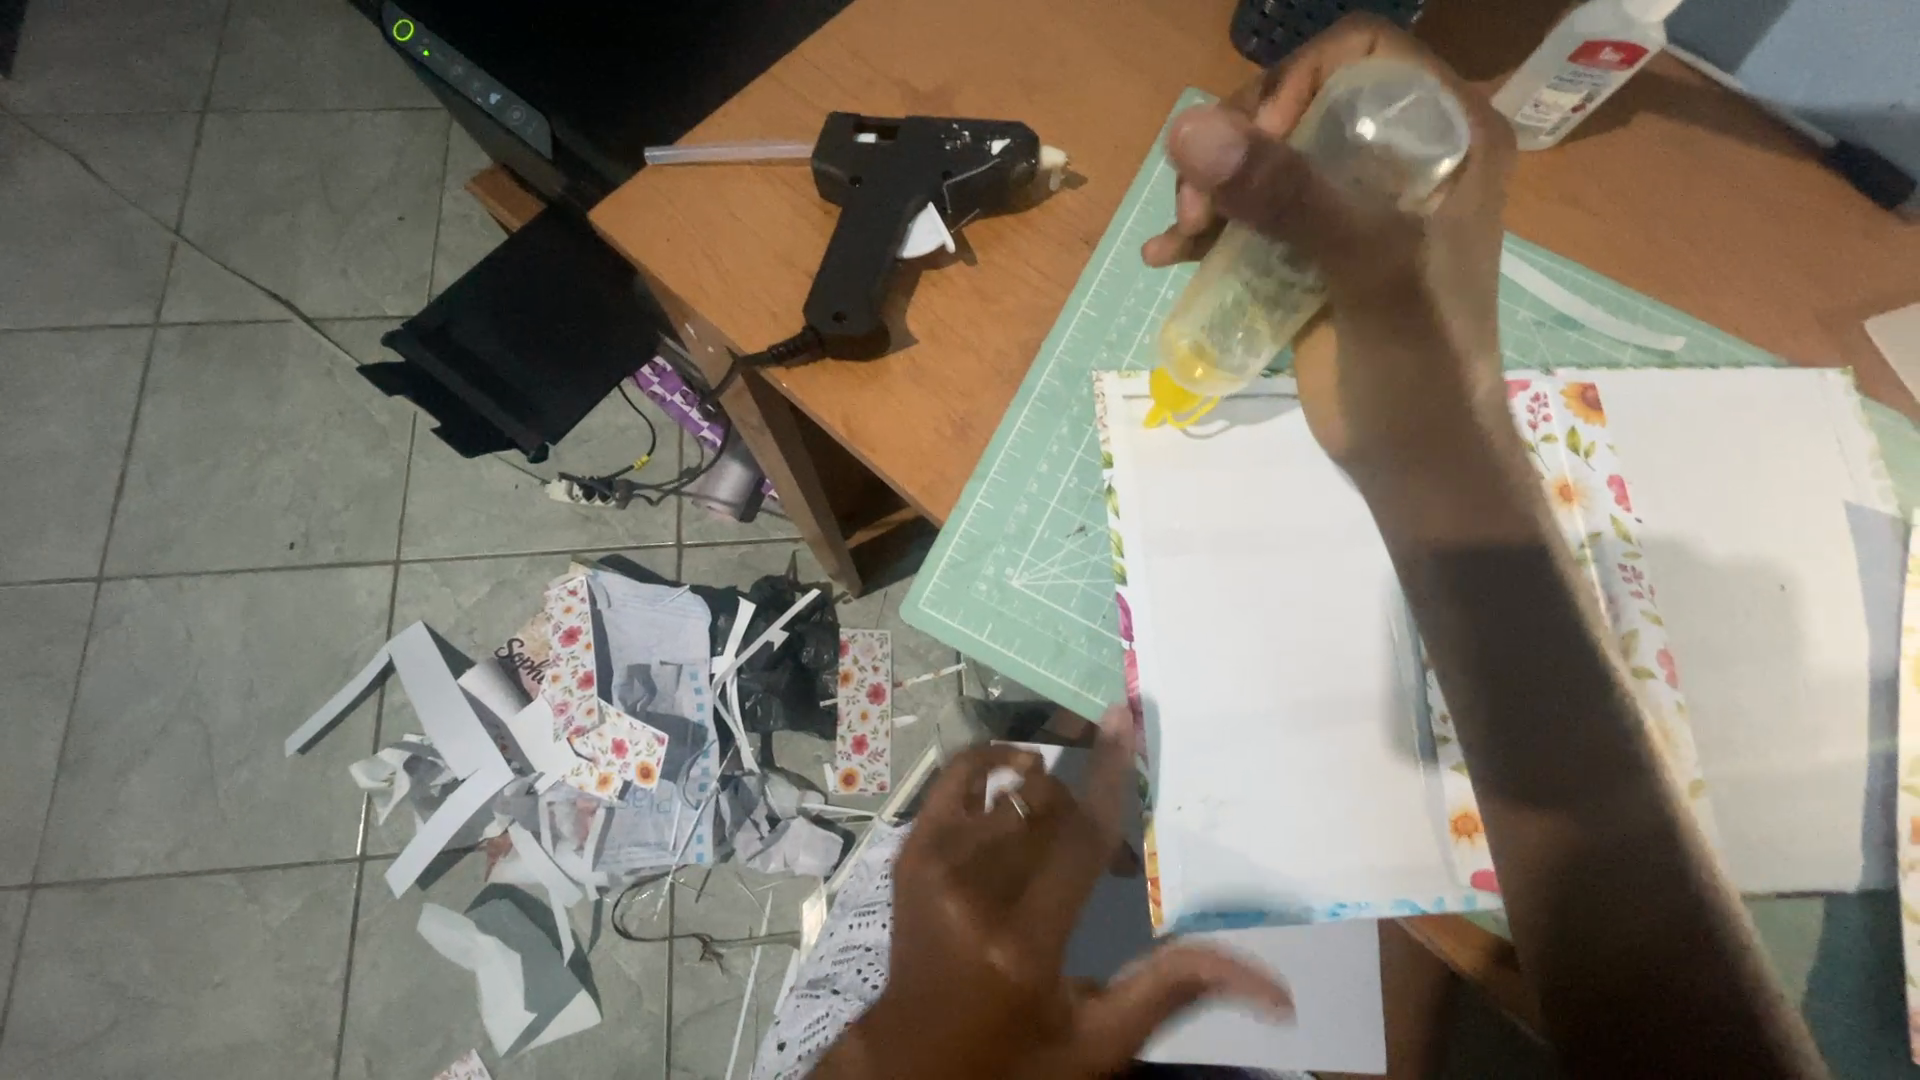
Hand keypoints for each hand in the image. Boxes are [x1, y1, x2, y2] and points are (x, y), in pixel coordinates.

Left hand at [813, 707, 1292, 1078]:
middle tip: (1110, 857)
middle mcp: (972, 891)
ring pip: (1008, 793)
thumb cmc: (1017, 1054)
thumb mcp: (1100, 1039)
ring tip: (1062, 838)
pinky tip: (1018, 770)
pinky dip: (989, 762)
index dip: (1108, 773)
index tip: (1124, 718)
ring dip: (1049, 801)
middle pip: (1046, 810)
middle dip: (1087, 811)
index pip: (1079, 838)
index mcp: (1025, 941)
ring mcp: (933, 865)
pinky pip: (955, 780)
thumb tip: (1274, 987)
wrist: (915, 1060)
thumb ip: (1174, 989)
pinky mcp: (911, 853)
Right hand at [1143, 15, 1518, 489]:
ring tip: (1178, 241)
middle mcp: (1394, 161)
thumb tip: (1185, 127)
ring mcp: (1346, 213)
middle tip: (1197, 214)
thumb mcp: (1367, 268)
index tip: (1249, 154)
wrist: (1415, 456)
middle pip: (1293, 108)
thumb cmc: (1419, 364)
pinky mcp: (1308, 260)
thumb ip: (1290, 196)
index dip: (1290, 86)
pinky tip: (1164, 259)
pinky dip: (1202, 235)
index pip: (1356, 56)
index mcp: (1443, 135)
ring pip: (1259, 165)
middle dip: (1232, 151)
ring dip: (1206, 193)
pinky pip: (1247, 223)